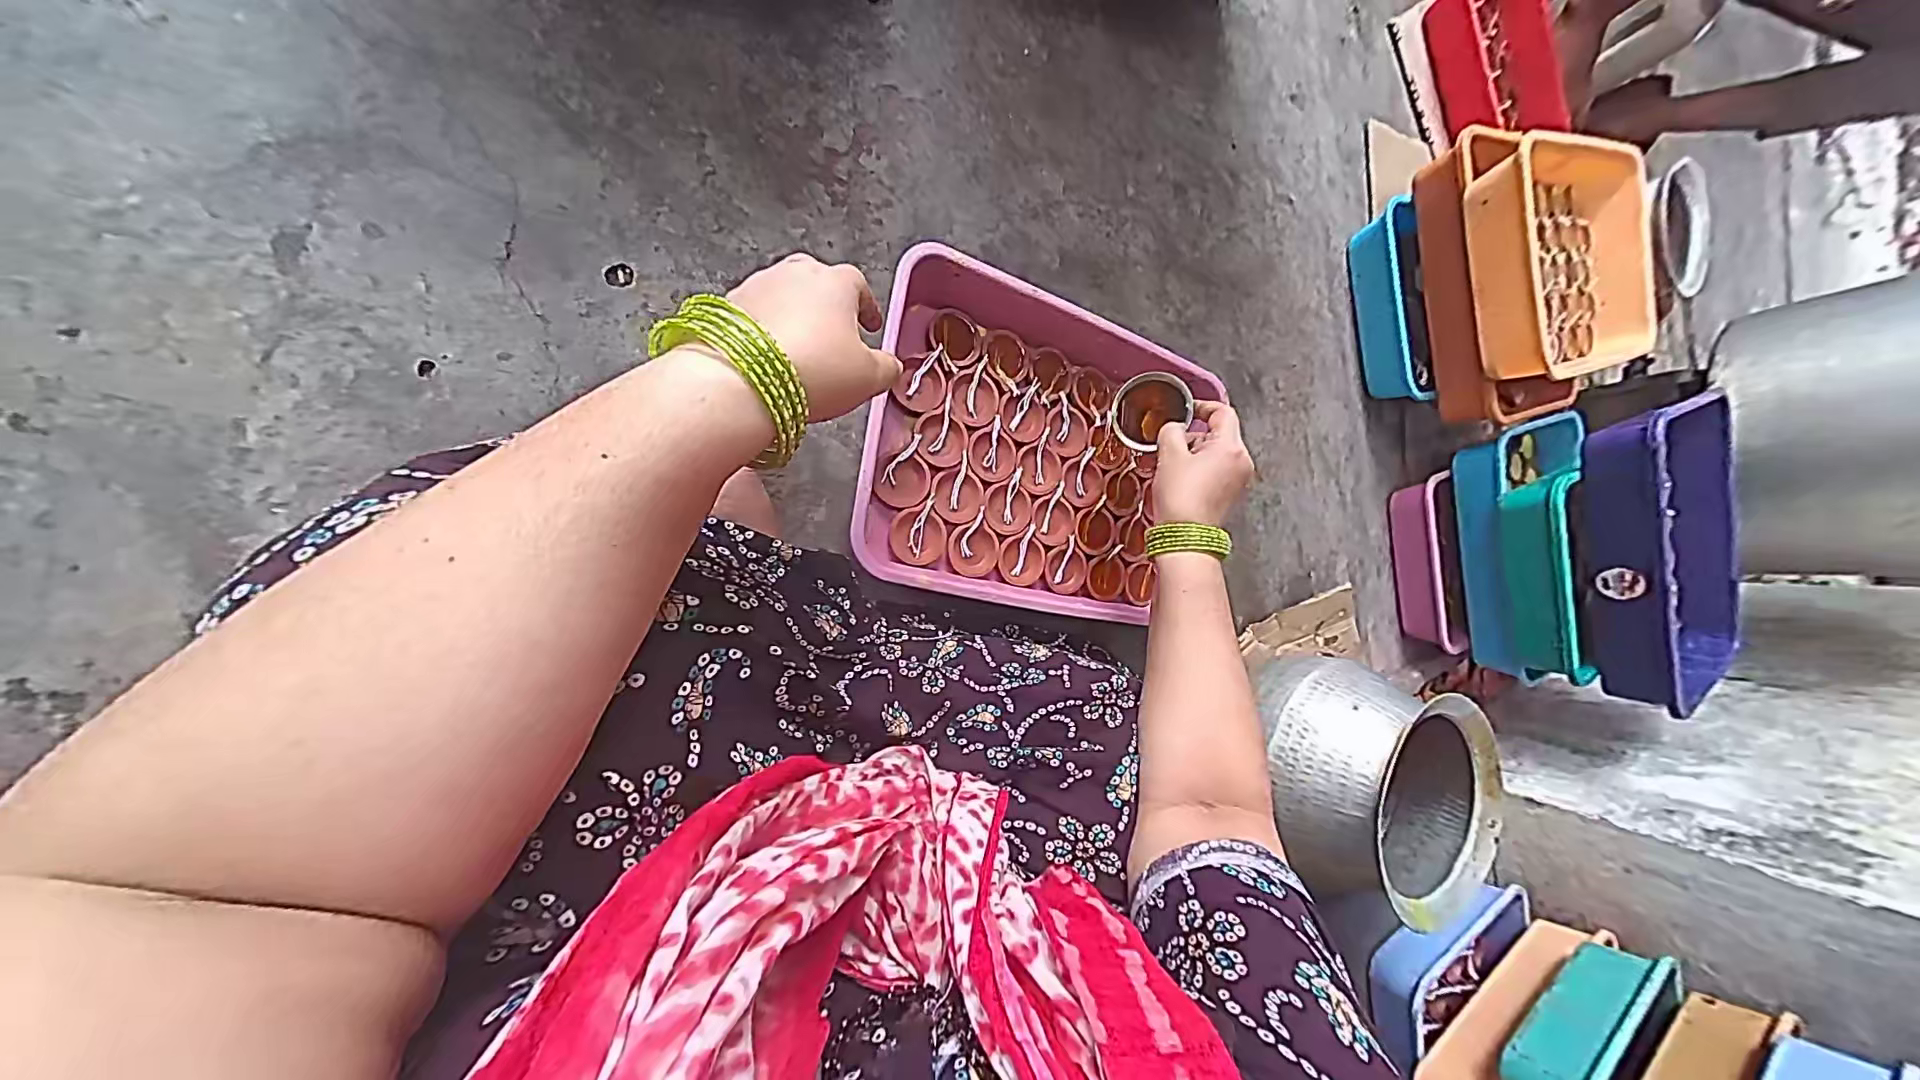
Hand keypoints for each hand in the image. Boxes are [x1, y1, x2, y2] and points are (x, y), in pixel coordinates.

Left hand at [725, 253, 902, 421]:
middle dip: (828, 307)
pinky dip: (767, 332)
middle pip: (818, 283)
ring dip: (795, 318)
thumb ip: (886, 368)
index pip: (859, 285)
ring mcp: (758, 285)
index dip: (868, 307)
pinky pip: (756, 316)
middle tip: (835, 336)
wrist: (743, 380)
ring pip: (784, 296)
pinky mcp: (729, 307)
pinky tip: (771, 358)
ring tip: (802, 352)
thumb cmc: (812, 370)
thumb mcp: (869, 377)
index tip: (870, 324)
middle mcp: (795, 273)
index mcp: (836, 282)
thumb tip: (890, 366)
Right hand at [1153, 400, 1252, 526]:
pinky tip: (1183, 480)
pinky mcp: (1231, 493)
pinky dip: (1201, 468)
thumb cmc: (1180, 498)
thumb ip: (1171, 431)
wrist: (1185, 537)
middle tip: (1172, 445)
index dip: (1202, 407)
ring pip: (1218, 452)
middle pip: (1220, 433)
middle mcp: (1242, 461)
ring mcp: (1239, 479)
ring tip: (1174, 466)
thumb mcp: (1169, 456)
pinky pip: (1218, 470)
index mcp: (1231, 447)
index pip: (1223, 412)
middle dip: (1195, 435)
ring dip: (1196, 453)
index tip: (1187, 410)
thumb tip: (1174, 428)